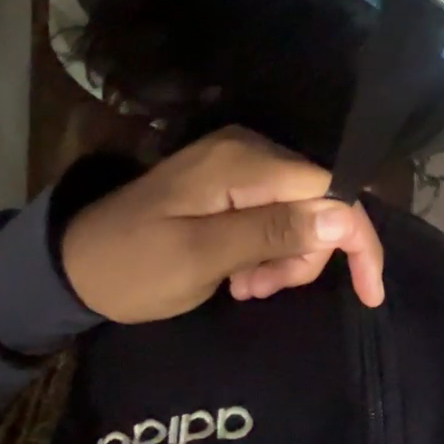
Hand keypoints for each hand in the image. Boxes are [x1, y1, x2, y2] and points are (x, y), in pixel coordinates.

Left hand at [63, 127, 383, 322]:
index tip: (368, 293)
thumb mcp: (199, 257)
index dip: (355, 237)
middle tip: (263, 290)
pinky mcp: (230, 183)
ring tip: (244, 287)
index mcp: (242, 161)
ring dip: (284, 259)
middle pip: (318, 201)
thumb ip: (270, 234)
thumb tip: (342, 219)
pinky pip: (274, 215)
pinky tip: (238, 274)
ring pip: (299, 213)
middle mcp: (248, 151)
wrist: (74, 263)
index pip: (330, 188)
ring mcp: (238, 165)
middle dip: (305, 254)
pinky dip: (267, 251)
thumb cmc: (132, 265)